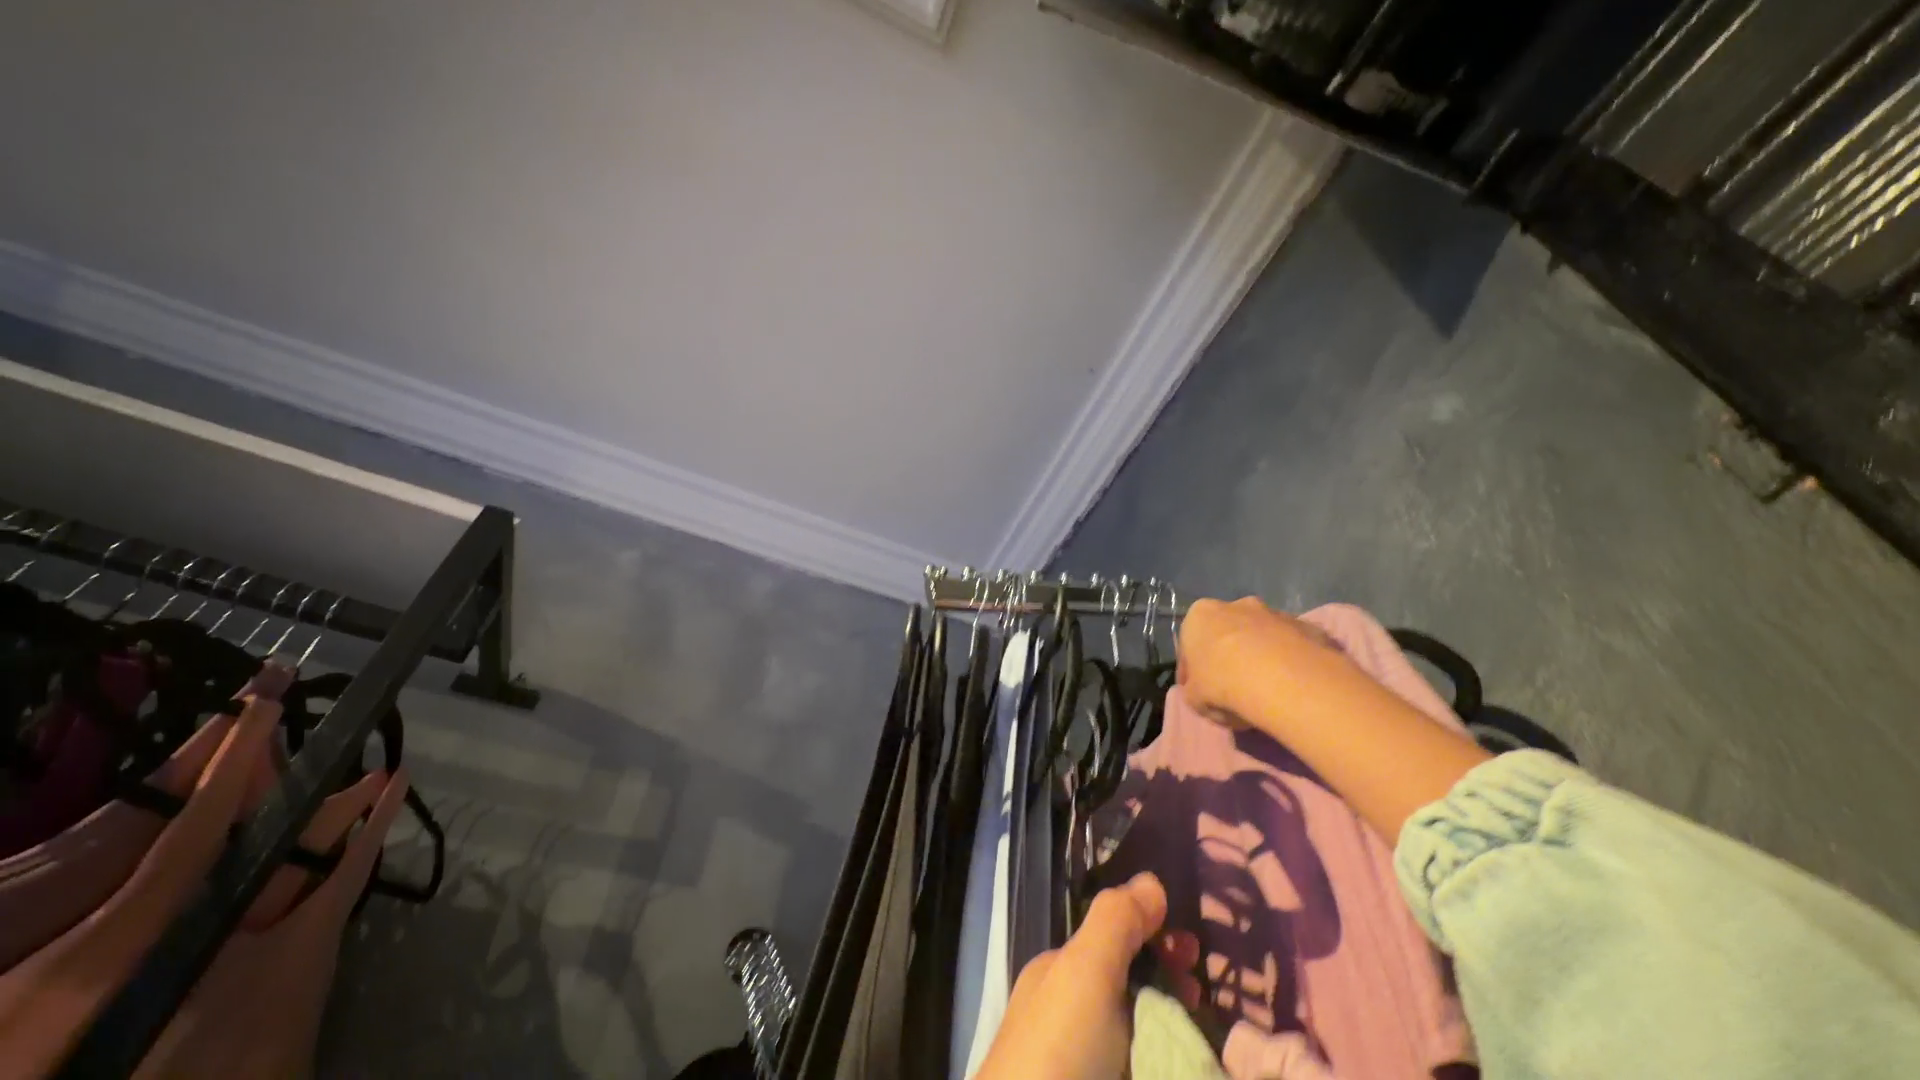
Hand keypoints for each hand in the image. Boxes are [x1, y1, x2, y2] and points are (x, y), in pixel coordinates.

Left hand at [975, 873, 1194, 1079]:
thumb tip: (1151, 880)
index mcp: (1063, 977)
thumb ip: (1116, 921)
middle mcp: (1072, 1017)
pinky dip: (1168, 1060)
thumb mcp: (1085, 970)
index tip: (1193, 957)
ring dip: (1176, 1033)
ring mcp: (1088, 1062)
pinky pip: (1142, 1064)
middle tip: (1202, 1002)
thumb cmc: (1058, 1051)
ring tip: (1206, 1042)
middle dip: (1174, 990)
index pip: (1116, 943)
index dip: (1156, 940)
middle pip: (1134, 989)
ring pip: (1141, 1035)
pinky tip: (1190, 1063)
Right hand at [1177, 597, 1337, 729]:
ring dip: (1260, 656)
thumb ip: (1194, 690)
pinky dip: (1288, 660)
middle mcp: (1236, 605)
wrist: (1280, 679)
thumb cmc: (1223, 683)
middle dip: (1229, 656)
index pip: (1189, 644)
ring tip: (1266, 689)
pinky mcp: (1306, 625)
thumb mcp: (1194, 698)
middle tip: (1233, 687)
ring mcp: (1274, 612)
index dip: (1192, 671)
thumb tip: (1202, 690)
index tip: (1199, 690)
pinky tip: (1291, 686)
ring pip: (1261, 636)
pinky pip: (1290, 645)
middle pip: (1227, 633)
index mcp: (1200, 615)